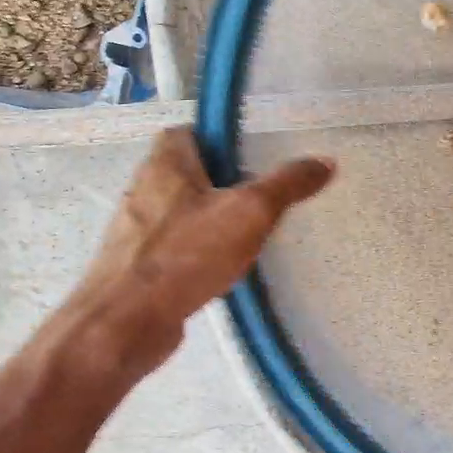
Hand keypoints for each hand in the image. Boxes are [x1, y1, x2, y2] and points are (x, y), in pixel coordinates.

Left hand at [52, 127, 334, 377]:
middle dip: (222, 182)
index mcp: (164, 165)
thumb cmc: (187, 254)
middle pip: (187, 173)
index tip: (252, 156)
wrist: (128, 320)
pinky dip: (201, 251)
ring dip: (213, 218)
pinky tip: (225, 269)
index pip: (187, 132)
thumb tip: (325, 161)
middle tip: (262, 197)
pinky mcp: (139, 265)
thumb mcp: (251, 212)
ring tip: (250, 235)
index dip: (218, 138)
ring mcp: (138, 230)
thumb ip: (288, 184)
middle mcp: (144, 190)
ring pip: (182, 211)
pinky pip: (177, 246)